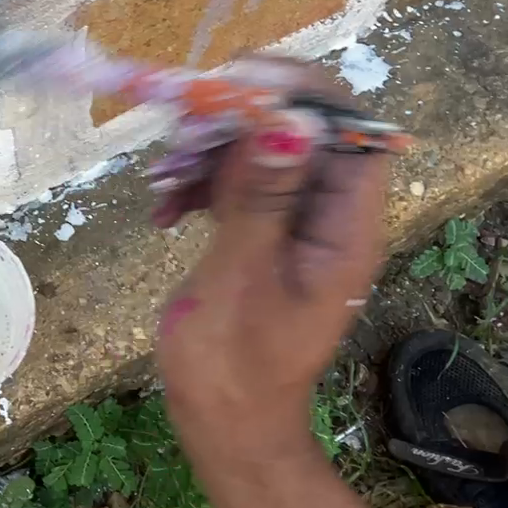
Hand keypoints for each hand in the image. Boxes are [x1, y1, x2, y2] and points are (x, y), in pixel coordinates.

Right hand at [154, 82, 390, 457]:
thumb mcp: (241, 277)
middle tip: (176, 140)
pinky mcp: (262, 236)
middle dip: (234, 125)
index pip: (349, 129)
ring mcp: (294, 226)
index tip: (229, 85)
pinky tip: (164, 212)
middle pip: (297, 134)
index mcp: (345, 227)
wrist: (225, 422)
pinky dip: (199, 187)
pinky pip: (236, 187)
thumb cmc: (234, 363)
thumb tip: (284, 121)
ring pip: (258, 155)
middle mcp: (329, 217)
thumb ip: (259, 198)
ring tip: (159, 184)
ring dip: (207, 156)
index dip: (297, 92)